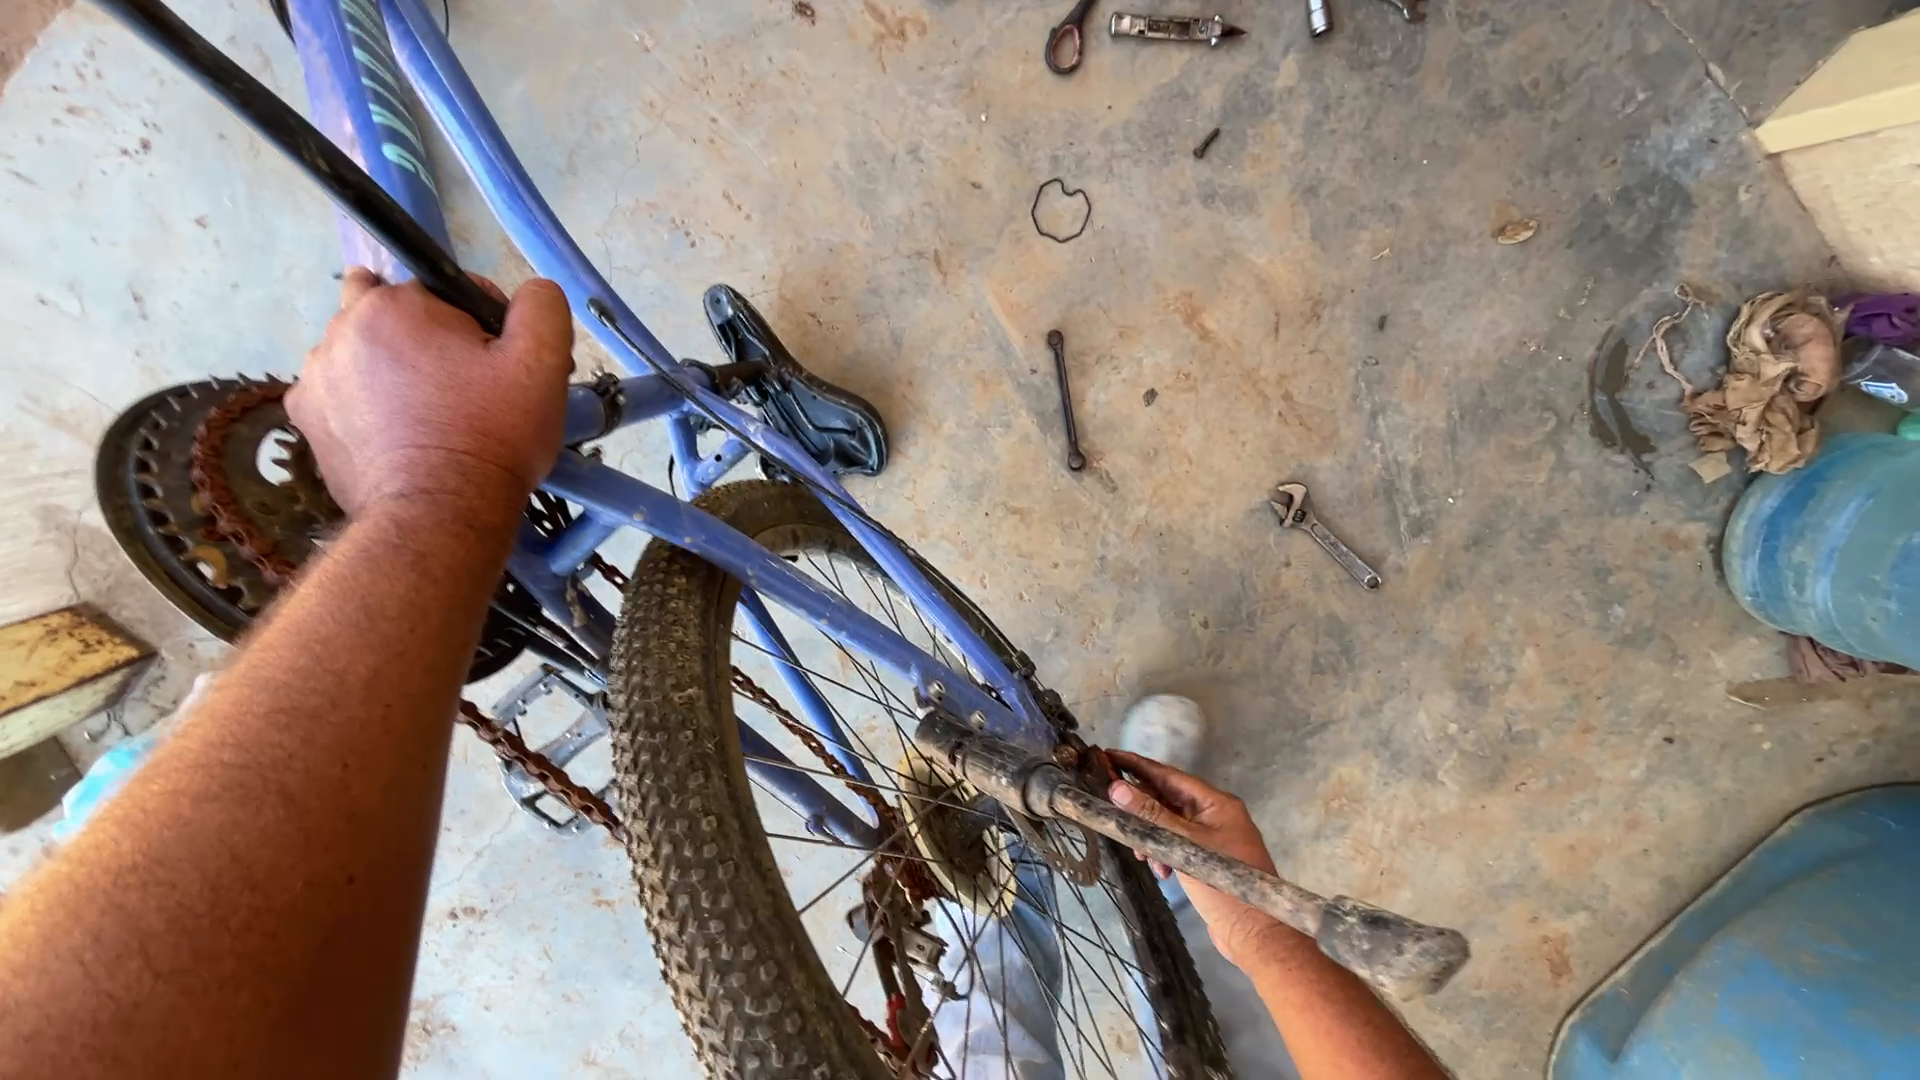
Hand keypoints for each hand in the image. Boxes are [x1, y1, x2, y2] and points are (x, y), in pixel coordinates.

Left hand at [286, 268, 574, 518]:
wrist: (441, 514)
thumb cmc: (495, 436)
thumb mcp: (543, 365)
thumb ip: (542, 309)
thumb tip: (533, 291)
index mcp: (396, 305)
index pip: (455, 291)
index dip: (491, 328)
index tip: (508, 370)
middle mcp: (341, 328)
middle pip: (403, 315)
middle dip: (437, 341)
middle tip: (472, 391)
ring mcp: (316, 375)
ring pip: (372, 354)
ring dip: (402, 371)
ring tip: (440, 419)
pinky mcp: (309, 419)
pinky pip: (348, 393)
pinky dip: (375, 405)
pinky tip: (406, 435)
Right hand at [1105, 750, 1296, 967]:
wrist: (1257, 936)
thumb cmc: (1224, 884)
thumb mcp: (1183, 846)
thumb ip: (1150, 815)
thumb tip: (1117, 787)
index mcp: (1216, 802)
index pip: (1168, 775)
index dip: (1137, 765)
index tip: (1107, 755)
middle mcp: (1215, 814)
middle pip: (1168, 799)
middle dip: (1141, 808)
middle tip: (1113, 809)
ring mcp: (1214, 837)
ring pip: (1170, 823)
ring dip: (1151, 835)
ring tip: (1140, 853)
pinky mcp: (1208, 860)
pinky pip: (1177, 843)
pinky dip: (1164, 851)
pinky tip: (1160, 869)